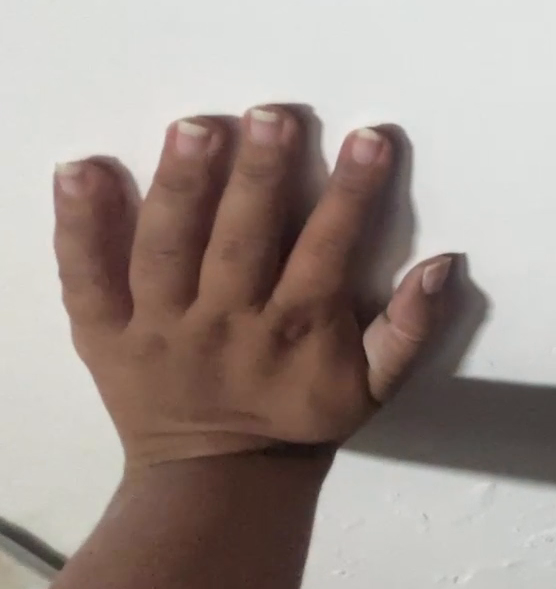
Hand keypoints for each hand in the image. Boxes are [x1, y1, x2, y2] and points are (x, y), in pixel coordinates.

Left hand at [52, 106, 456, 468]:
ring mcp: (157, 325)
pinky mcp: (102, 333)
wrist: (217, 475)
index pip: (330, 244)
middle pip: (243, 235)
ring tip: (196, 126)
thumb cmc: (310, 415)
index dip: (353, 189)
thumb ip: (412, 326)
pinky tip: (82, 168)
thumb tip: (443, 264)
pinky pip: (84, 275)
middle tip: (273, 113)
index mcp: (299, 326)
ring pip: (165, 245)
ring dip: (181, 183)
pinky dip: (78, 222)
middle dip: (260, 171)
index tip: (370, 138)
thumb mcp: (381, 383)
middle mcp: (227, 318)